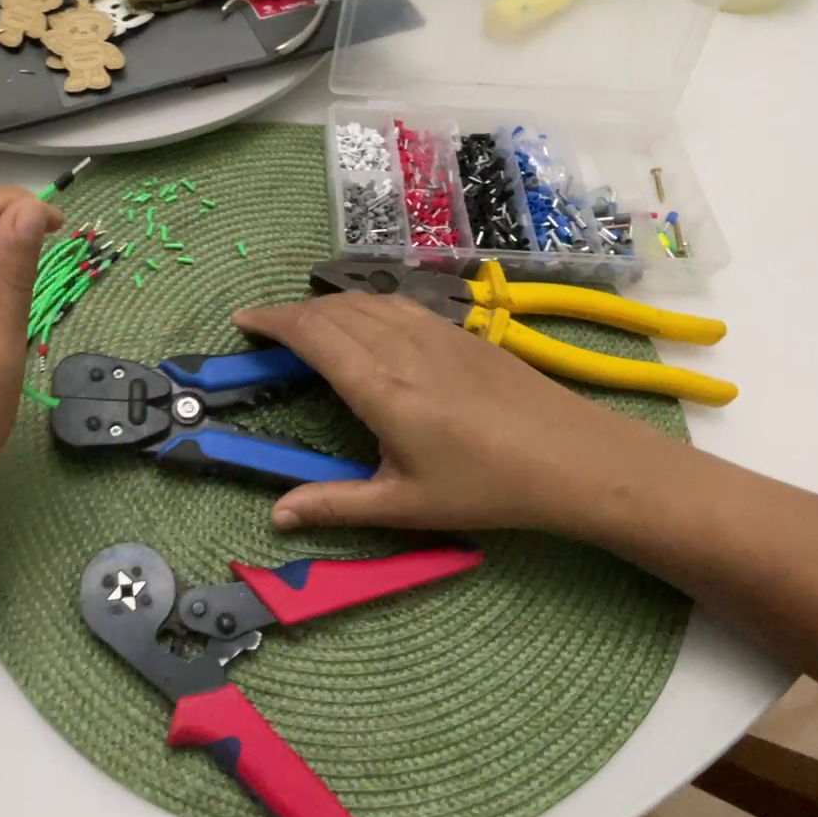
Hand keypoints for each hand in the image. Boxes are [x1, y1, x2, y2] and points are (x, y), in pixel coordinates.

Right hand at [233, 292, 691, 534]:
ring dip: (324, 304)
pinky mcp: (457, 330)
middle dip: (290, 313)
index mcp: (379, 387)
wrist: (575, 457)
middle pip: (331, 310)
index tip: (242, 320)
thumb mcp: (405, 504)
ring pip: (363, 299)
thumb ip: (335, 505)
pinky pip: (394, 302)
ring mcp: (432, 331)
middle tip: (266, 330)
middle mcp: (400, 346)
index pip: (311, 334)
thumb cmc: (486, 486)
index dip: (271, 320)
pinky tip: (362, 318)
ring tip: (305, 324)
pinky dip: (361, 302)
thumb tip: (275, 516)